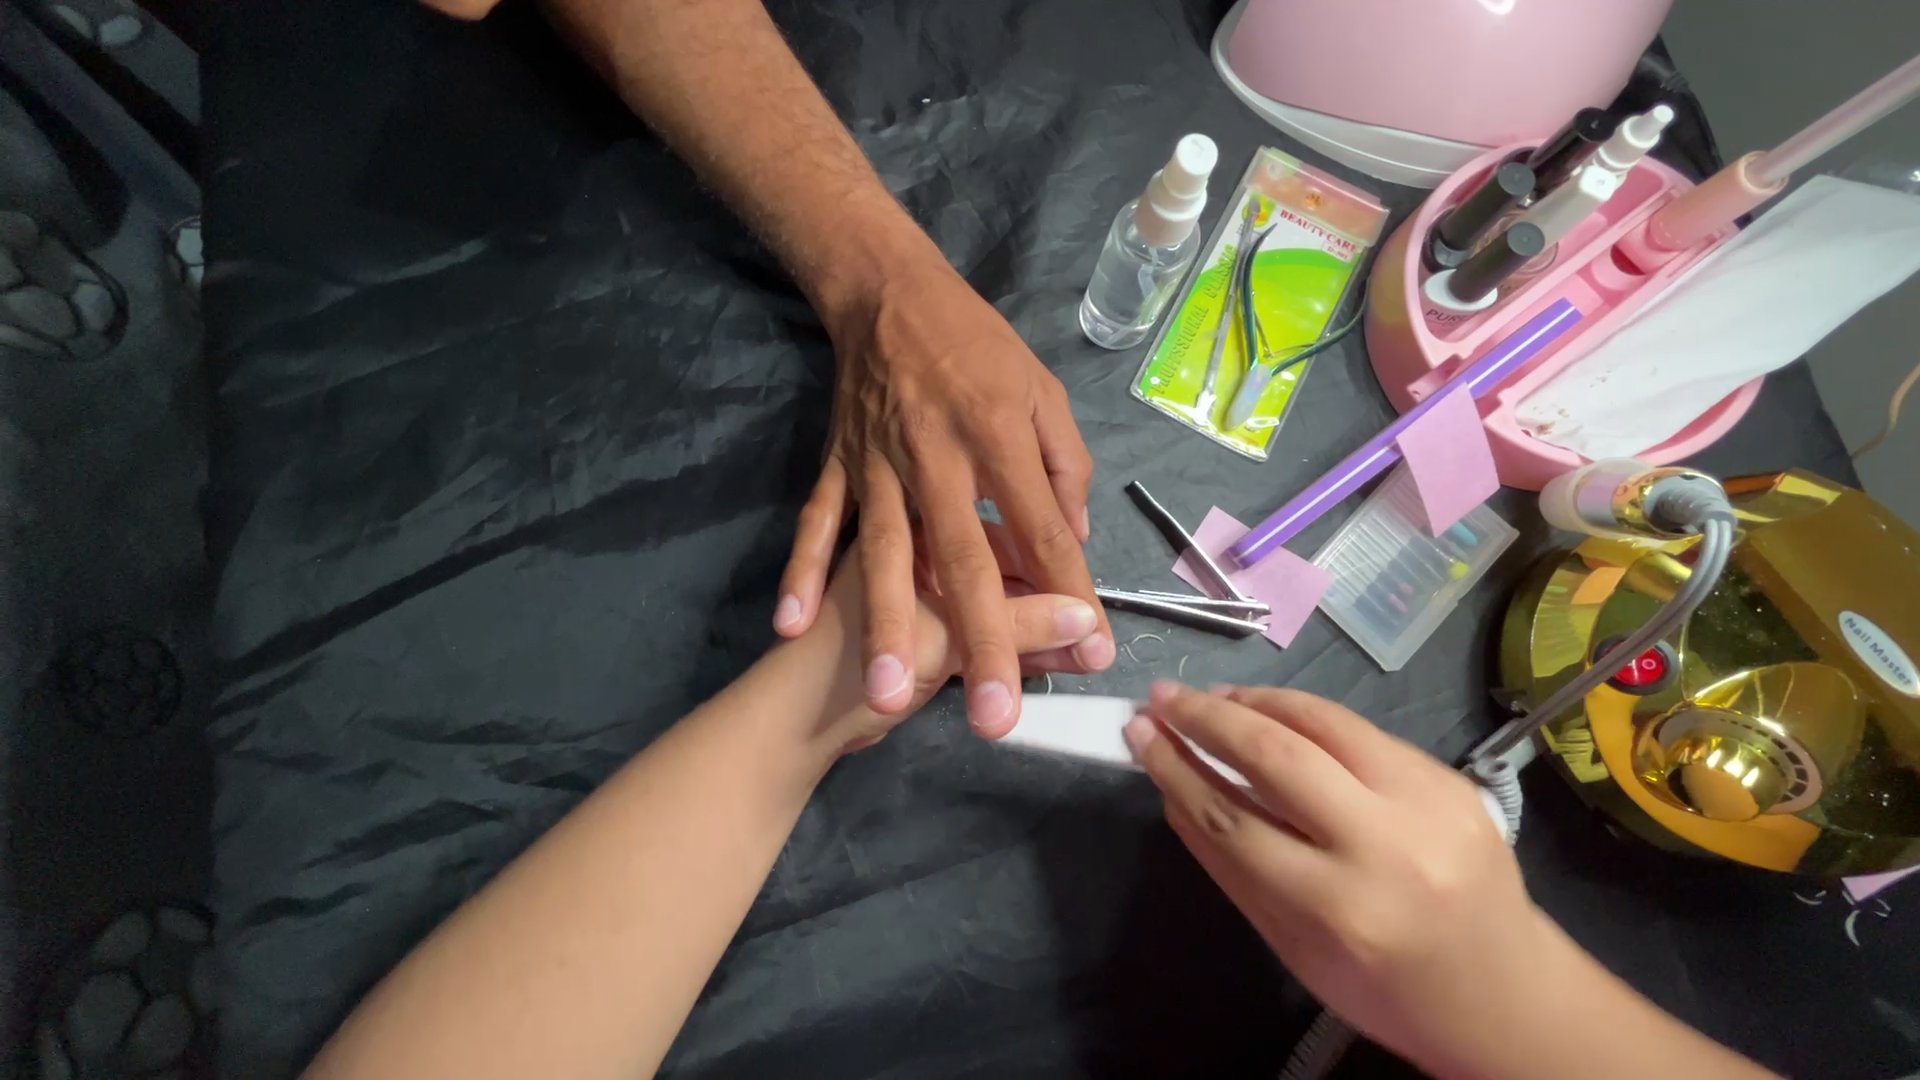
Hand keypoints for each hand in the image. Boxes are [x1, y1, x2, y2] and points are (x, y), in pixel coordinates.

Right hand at [773, 257, 1112, 738]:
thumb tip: (1072, 537)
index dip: (1072, 592)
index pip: (1041, 529)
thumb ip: (1063, 463)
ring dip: (887, 626)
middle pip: (964, 561)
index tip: (1094, 653)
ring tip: (889, 695)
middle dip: (983, 640)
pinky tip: (792, 625)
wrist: (888, 293)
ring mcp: (878, 467)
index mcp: (998, 436)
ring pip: (886, 556)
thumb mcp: (1042, 387)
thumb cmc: (977, 343)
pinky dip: (803, 572)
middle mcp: (938, 460)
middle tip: (996, 716)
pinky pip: (819, 523)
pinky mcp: (837, 466)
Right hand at [1124, 682, 1561, 1075]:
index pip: (1233, 819)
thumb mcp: (1290, 943)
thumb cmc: (1384, 986)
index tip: (1138, 734)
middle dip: (1206, 717)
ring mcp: (1430, 803)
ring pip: (1321, 722)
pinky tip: (1266, 711)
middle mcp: (1390, 848)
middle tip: (1162, 697)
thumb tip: (1171, 787)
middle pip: (1276, 756)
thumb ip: (1227, 861)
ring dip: (1253, 701)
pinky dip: (1299, 712)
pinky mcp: (1448, 778)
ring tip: (1209, 697)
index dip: (1174, 769)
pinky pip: (1357, 729)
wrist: (1509, 998)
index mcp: (1341, 909)